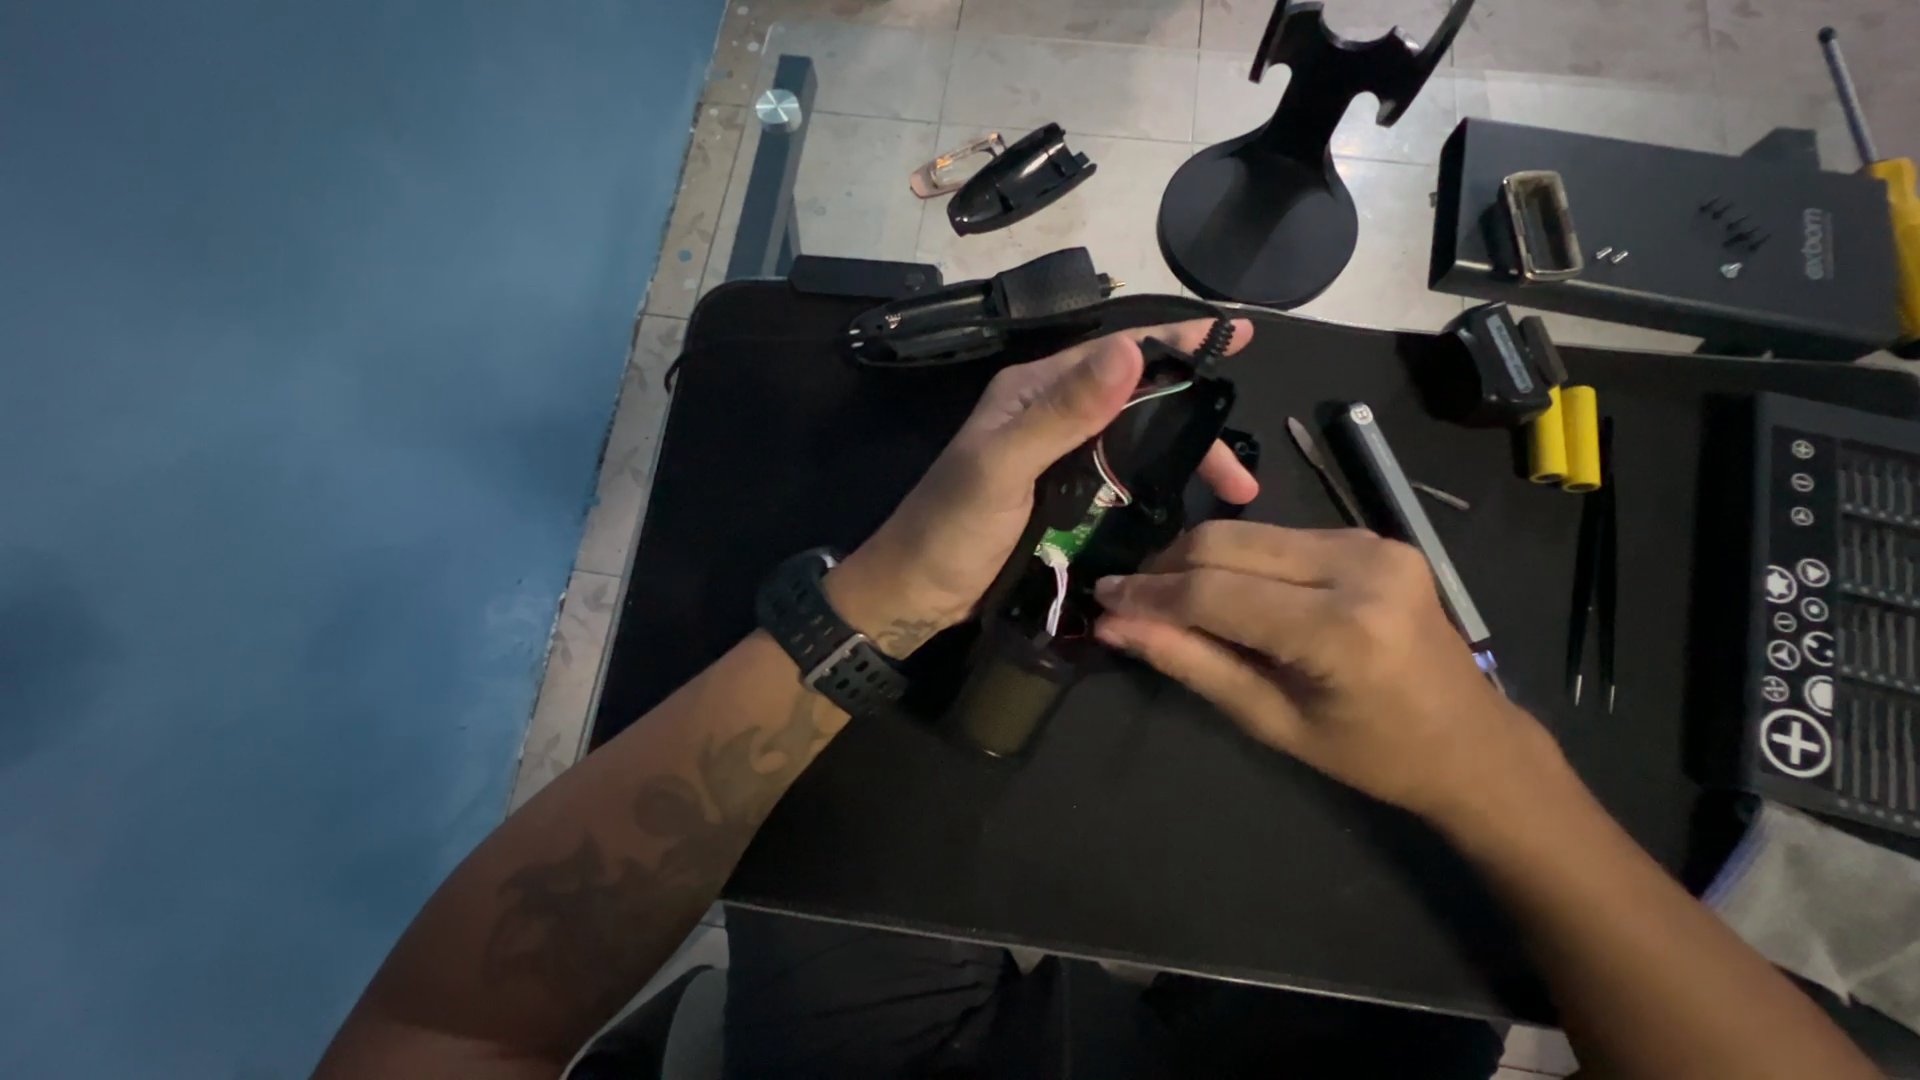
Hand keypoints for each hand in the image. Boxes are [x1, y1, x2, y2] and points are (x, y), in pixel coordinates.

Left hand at [827, 320, 1258, 657]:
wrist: (915, 593)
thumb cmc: (949, 527)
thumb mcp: (1002, 466)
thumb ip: (1062, 412)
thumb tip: (1130, 350)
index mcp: (1033, 392)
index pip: (1116, 355)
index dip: (1177, 343)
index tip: (1238, 336)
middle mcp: (1049, 416)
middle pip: (1135, 400)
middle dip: (1193, 418)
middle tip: (1240, 467)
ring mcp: (1056, 459)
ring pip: (1133, 442)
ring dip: (1180, 458)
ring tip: (1231, 491)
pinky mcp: (1060, 498)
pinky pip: (1118, 481)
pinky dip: (1153, 487)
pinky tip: (1185, 506)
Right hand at [1090, 522, 1560, 823]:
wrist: (1472, 741)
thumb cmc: (1371, 753)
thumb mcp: (1271, 721)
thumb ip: (1191, 664)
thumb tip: (1113, 626)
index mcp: (1343, 629)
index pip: (1215, 592)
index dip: (1148, 594)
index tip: (1101, 599)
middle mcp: (1361, 567)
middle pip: (1226, 544)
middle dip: (1165, 568)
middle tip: (1127, 599)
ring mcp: (1372, 542)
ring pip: (1246, 531)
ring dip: (1196, 558)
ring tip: (1166, 595)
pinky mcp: (1372, 535)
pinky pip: (1277, 536)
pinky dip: (1236, 558)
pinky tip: (1221, 588)